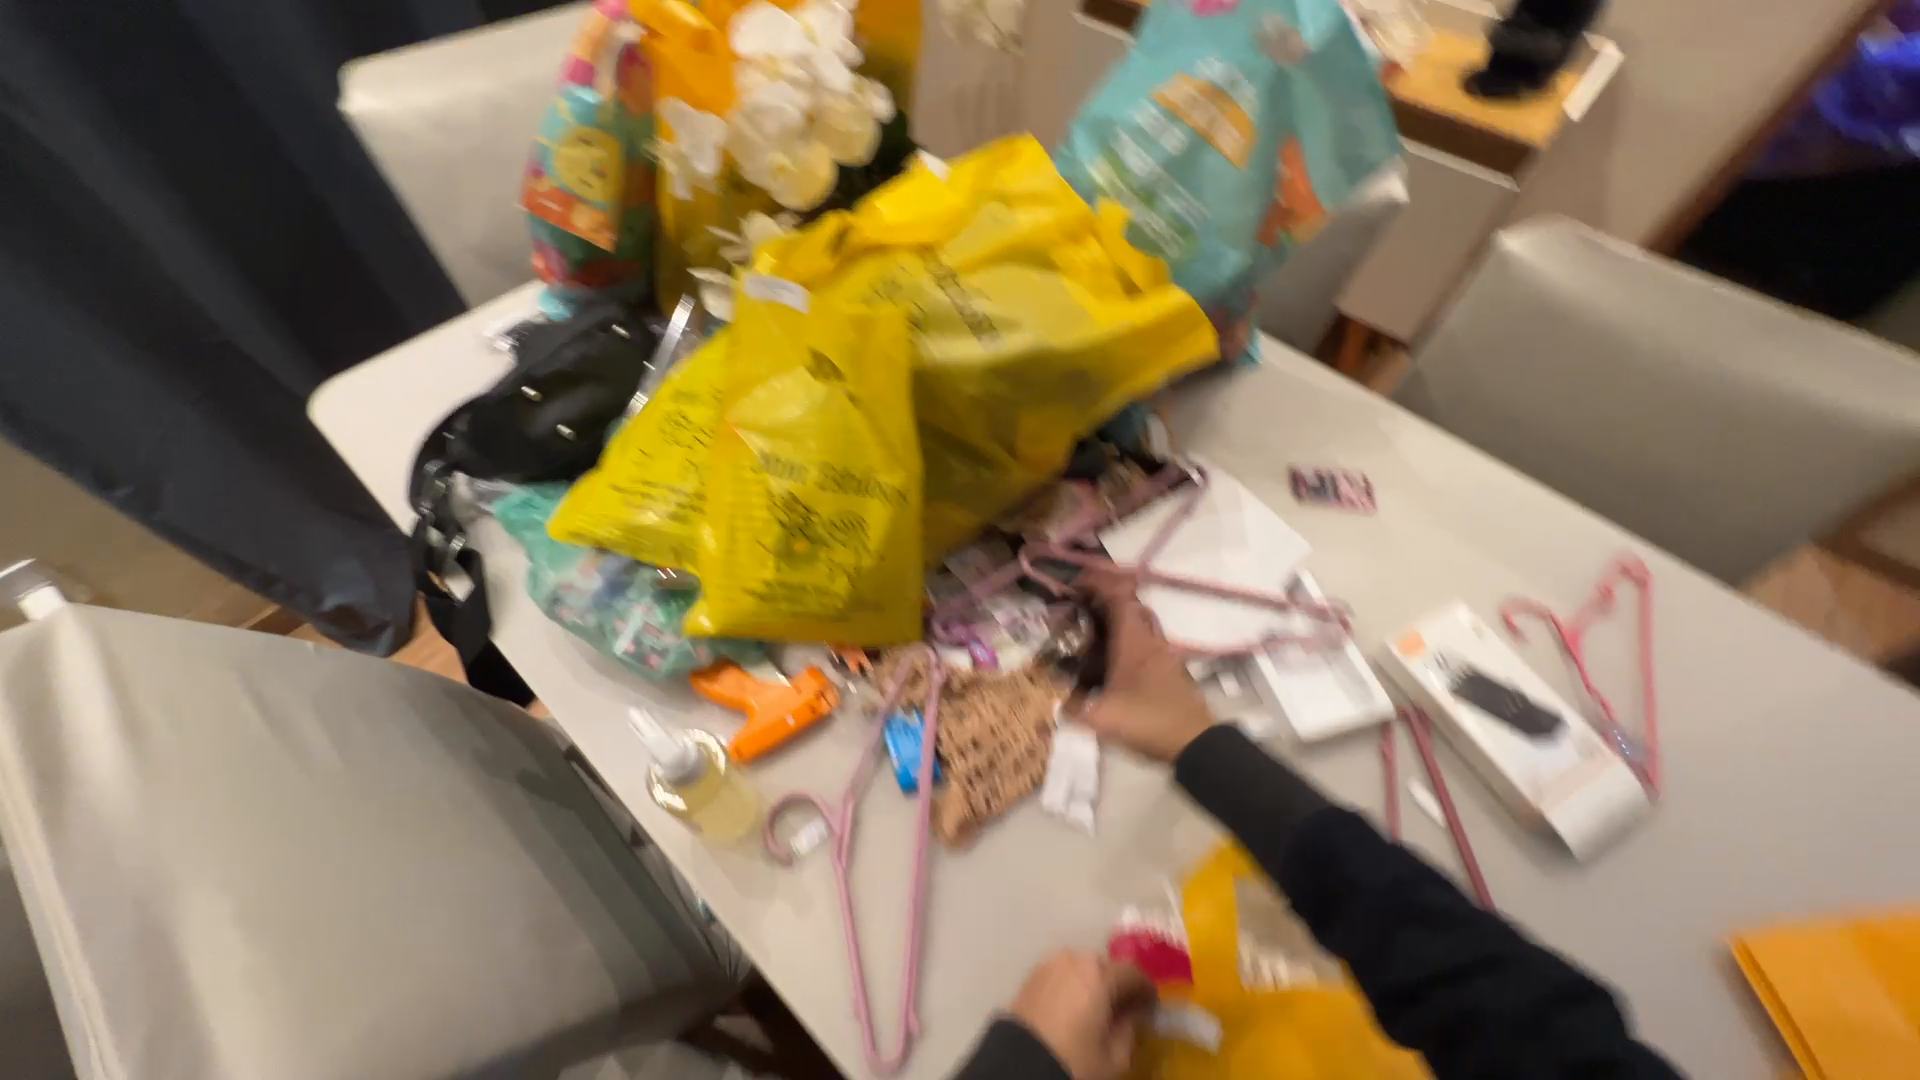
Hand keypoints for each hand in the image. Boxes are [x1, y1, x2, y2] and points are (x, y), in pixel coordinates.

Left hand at [1008, 951, 1156, 1079]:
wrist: (1019, 1068)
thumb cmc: (1074, 1063)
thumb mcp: (1114, 1058)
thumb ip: (1130, 1029)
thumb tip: (1134, 1013)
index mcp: (1099, 974)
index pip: (1133, 973)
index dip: (1146, 990)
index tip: (1151, 1008)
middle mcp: (1074, 959)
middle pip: (1106, 967)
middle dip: (1118, 986)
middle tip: (1125, 1011)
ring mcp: (1049, 964)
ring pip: (1082, 968)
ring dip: (1094, 984)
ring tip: (1098, 1011)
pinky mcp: (1031, 976)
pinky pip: (1062, 974)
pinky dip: (1073, 986)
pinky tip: (1074, 1008)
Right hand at [1073, 574, 1216, 762]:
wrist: (1196, 744)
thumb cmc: (1148, 722)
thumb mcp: (1102, 719)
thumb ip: (1074, 710)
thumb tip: (1058, 704)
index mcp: (1134, 642)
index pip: (1118, 596)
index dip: (1097, 583)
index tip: (1074, 586)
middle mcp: (1150, 641)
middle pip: (1129, 605)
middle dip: (1103, 599)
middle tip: (1078, 608)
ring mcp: (1164, 654)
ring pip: (1139, 623)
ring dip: (1116, 620)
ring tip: (1091, 633)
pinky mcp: (1170, 669)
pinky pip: (1145, 642)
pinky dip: (1126, 640)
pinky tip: (1111, 662)